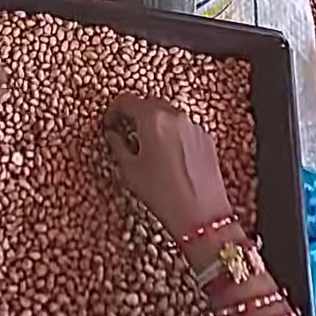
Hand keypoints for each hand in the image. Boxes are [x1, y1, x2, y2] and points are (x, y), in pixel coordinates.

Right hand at [101, 93, 232, 239]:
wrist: (202, 215)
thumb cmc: (163, 194)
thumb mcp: (130, 171)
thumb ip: (118, 146)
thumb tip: (113, 135)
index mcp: (152, 118)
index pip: (126, 100)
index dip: (113, 110)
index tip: (109, 124)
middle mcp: (174, 115)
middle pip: (148, 103)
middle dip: (134, 115)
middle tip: (124, 133)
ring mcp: (193, 125)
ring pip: (167, 114)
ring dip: (154, 123)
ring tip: (147, 147)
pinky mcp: (206, 138)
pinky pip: (183, 127)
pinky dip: (172, 134)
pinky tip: (168, 156)